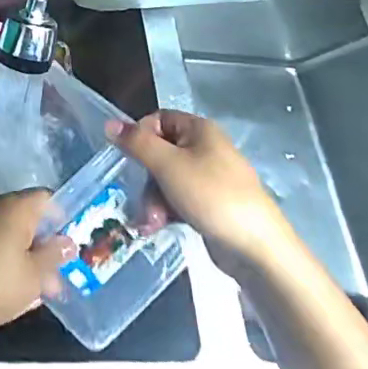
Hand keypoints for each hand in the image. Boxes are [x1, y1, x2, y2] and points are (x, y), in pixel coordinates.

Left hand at [0, 189, 74, 336]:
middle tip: (51, 273)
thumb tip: (66, 242)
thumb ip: (53, 257)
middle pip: (23, 214)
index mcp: (13, 207)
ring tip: (28, 285)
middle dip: (39, 241)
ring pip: (2, 228)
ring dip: (18, 250)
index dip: (61, 217)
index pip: (45, 198)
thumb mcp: (33, 278)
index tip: (67, 243)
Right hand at [106, 110, 297, 274]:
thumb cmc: (211, 196)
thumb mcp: (167, 165)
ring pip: (165, 179)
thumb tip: (109, 123)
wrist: (258, 249)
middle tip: (140, 199)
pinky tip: (157, 228)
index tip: (129, 158)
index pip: (158, 119)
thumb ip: (136, 142)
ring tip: (150, 222)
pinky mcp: (210, 204)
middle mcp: (205, 149)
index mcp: (199, 130)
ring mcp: (209, 178)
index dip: (139, 135)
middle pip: (159, 152)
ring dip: (152, 199)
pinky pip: (178, 199)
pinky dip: (165, 211)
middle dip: (145, 178)